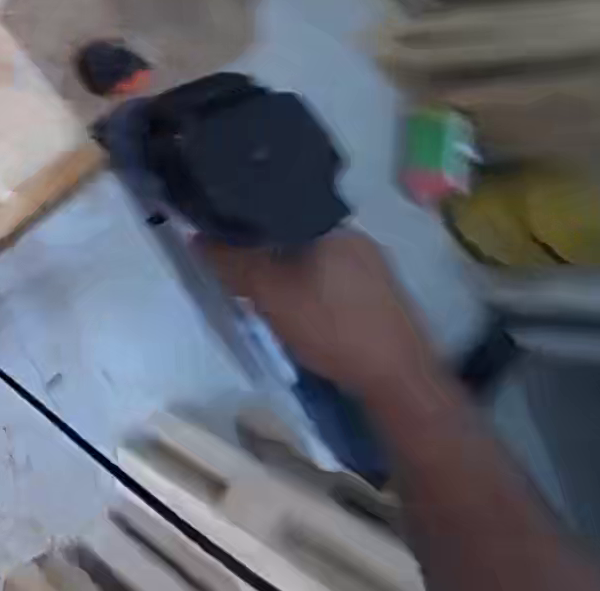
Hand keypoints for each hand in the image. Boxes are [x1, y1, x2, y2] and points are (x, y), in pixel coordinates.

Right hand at [196, 231, 438, 399]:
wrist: (403, 388)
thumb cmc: (331, 329)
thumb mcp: (265, 291)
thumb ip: (227, 259)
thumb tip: (196, 234)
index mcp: (332, 227)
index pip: (270, 211)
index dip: (238, 225)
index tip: (218, 243)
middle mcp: (356, 237)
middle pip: (287, 234)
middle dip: (258, 250)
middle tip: (238, 273)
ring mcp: (374, 266)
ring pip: (306, 256)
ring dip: (281, 270)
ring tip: (263, 292)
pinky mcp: (380, 293)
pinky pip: (326, 274)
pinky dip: (303, 284)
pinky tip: (297, 306)